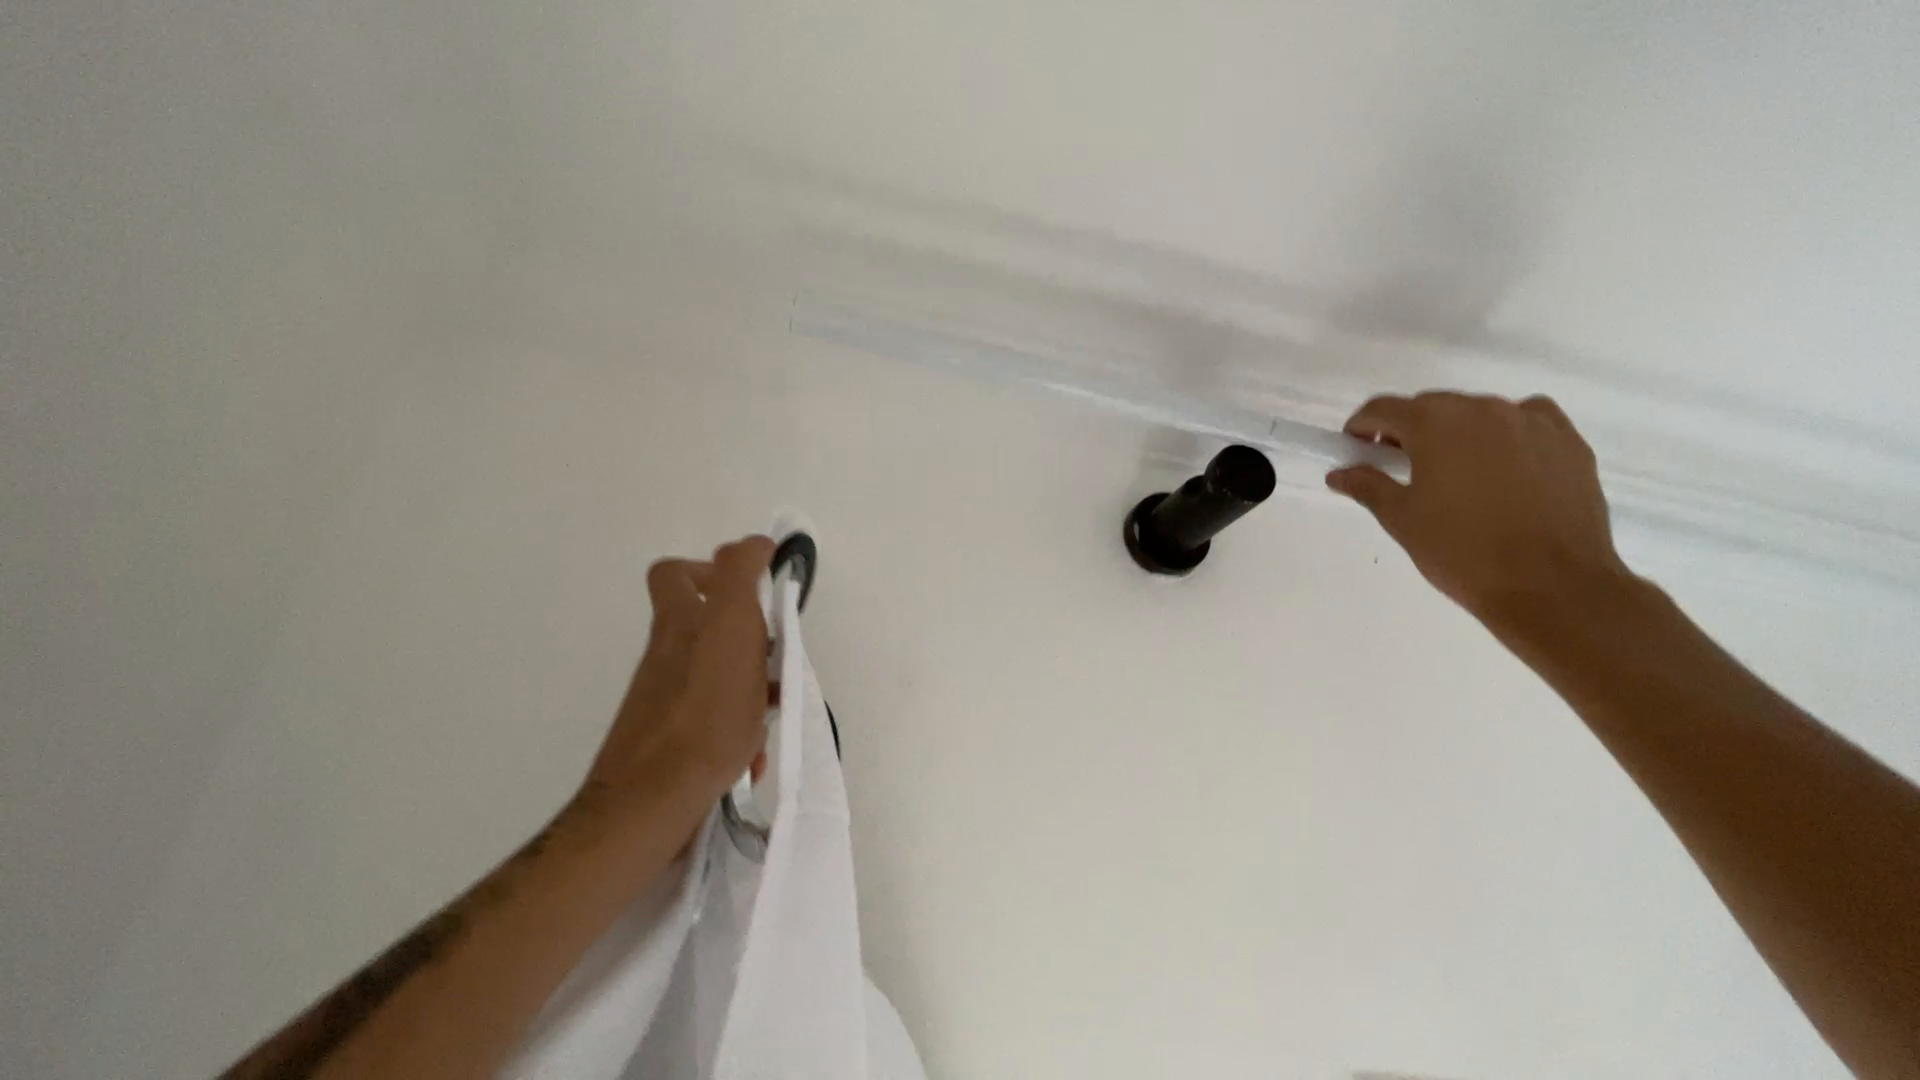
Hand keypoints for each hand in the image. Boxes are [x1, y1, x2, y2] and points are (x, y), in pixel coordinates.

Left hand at [577, 535, 776, 823]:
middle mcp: (668, 656)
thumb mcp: (730, 626)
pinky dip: (737, 732)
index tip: (768, 570)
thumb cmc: (704, 710)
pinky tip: (754, 756)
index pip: (683, 572)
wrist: (655, 798)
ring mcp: (668, 699)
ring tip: (774, 708)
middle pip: (701, 624)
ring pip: (714, 678)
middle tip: (767, 641)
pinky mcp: (674, 741)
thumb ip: (737, 577)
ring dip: (748, 686)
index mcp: (681, 624)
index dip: (724, 562)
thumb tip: (750, 543)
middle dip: (741, 631)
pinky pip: (713, 724)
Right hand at [1325, 392, 1633, 621]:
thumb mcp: (1401, 519)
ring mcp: (1532, 421)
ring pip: (1480, 413)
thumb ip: (1368, 486)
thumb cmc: (1461, 551)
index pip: (1384, 409)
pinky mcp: (1568, 441)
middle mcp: (1483, 409)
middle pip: (1433, 407)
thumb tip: (1340, 473)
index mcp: (1436, 423)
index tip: (1356, 450)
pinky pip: (1528, 422)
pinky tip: (1505, 465)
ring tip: (1456, 474)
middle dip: (1409, 431)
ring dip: (1458, 433)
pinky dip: (1507, 434)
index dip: (1362, 426)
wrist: (1551, 585)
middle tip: (1401, 468)